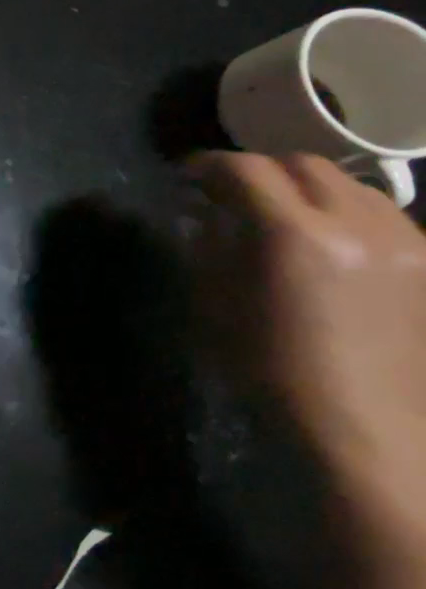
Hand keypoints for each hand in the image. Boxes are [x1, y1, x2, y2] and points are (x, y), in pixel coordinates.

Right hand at [189, 152, 425, 505]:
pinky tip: (328, 238)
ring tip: (280, 211)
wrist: (362, 423)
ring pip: (350, 184)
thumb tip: (205, 215)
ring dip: (306, 186)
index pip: (246, 170)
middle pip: (303, 165)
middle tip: (229, 191)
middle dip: (260, 170)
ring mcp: (403, 241)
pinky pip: (382, 213)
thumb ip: (209, 247)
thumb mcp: (214, 302)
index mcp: (292, 234)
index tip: (186, 176)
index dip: (208, 165)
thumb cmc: (269, 366)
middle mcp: (355, 224)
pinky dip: (346, 209)